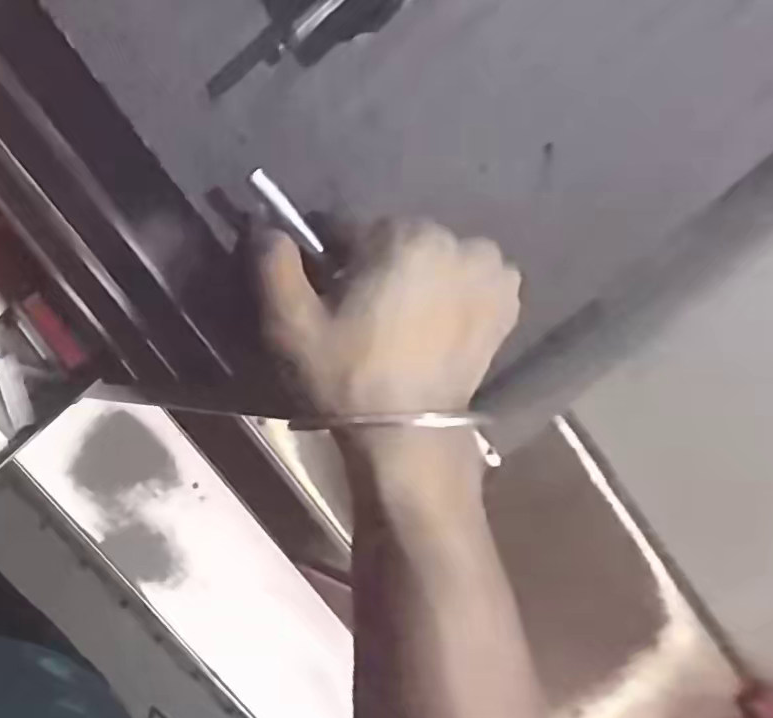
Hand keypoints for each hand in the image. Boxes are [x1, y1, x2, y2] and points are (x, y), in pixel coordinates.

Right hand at [259, 219, 520, 416]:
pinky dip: (446, 297)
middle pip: (395, 244)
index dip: (326, 263)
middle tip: (354, 320)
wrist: (404, 434)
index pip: (349, 229)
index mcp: (403, 235)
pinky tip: (426, 332)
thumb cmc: (343, 378)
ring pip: (431, 262)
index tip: (319, 297)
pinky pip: (464, 283)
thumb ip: (275, 268)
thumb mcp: (292, 327)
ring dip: (412, 281)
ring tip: (392, 330)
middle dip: (372, 270)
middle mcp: (458, 238)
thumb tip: (265, 228)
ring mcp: (491, 268)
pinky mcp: (508, 299)